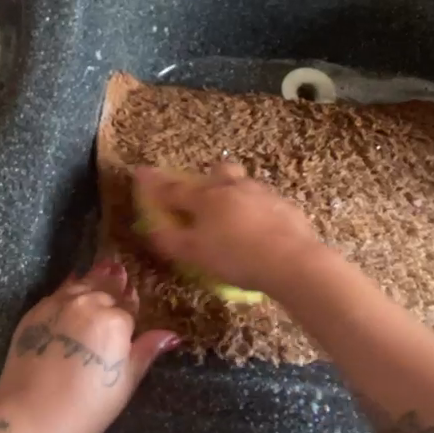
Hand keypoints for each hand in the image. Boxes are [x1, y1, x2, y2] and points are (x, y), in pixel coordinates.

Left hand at [0, 260, 179, 432]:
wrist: (30, 417)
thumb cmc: (86, 408)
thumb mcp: (124, 384)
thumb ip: (145, 351)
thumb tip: (172, 334)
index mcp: (115, 321)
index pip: (130, 304)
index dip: (132, 303)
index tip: (133, 296)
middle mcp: (89, 303)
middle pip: (107, 288)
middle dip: (115, 285)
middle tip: (120, 274)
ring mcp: (60, 304)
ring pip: (84, 283)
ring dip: (95, 278)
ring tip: (104, 269)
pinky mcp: (37, 310)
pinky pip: (61, 290)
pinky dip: (72, 286)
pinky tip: (75, 282)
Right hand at [136, 161, 325, 298]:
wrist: (292, 261)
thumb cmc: (236, 256)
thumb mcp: (196, 254)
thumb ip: (171, 241)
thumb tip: (150, 230)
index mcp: (206, 197)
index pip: (174, 188)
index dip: (155, 183)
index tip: (141, 172)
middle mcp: (233, 187)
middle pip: (217, 172)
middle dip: (209, 180)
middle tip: (206, 198)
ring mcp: (262, 193)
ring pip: (244, 186)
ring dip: (236, 196)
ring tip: (236, 222)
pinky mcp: (285, 206)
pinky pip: (266, 204)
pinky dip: (259, 213)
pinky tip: (262, 233)